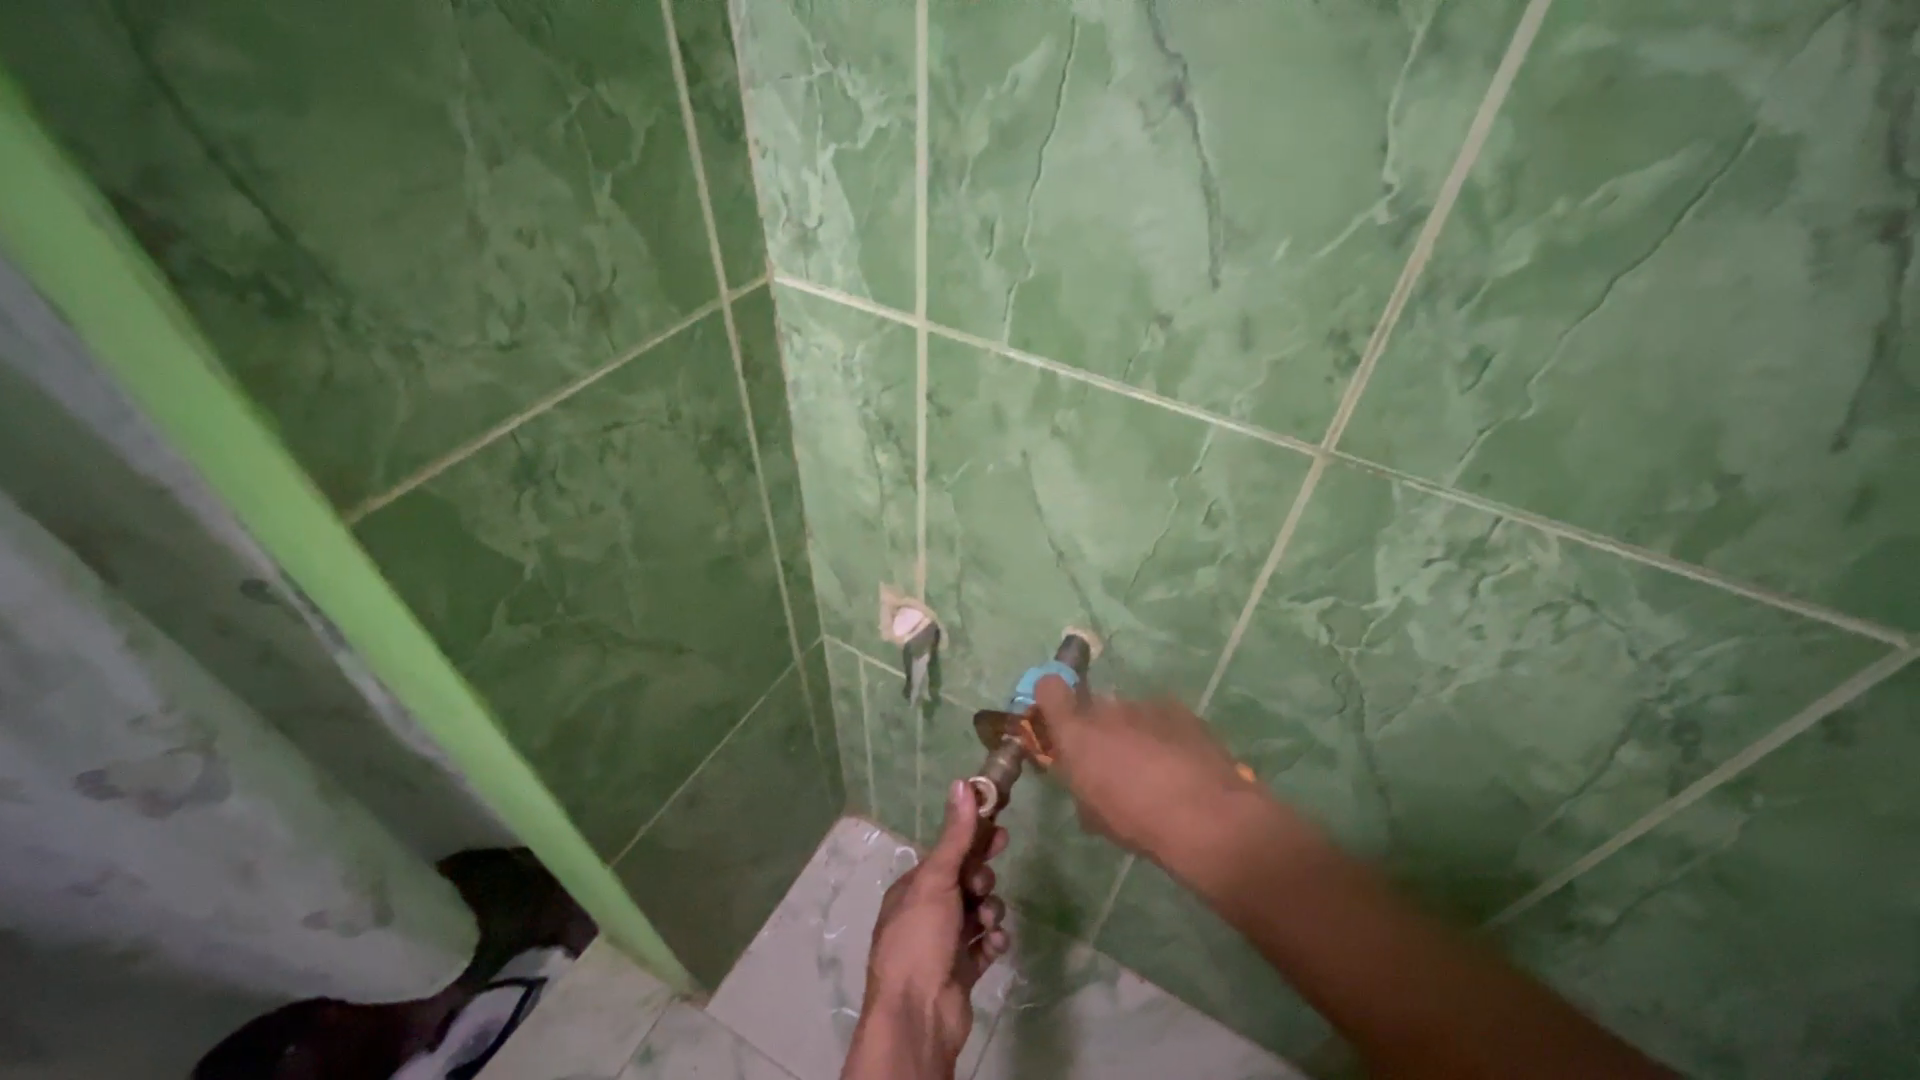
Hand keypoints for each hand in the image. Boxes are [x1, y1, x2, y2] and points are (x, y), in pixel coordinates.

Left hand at [847, 781, 1008, 1079]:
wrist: (918, 1013)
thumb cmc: (919, 938)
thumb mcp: (936, 879)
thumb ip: (955, 835)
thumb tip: (962, 782)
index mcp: (913, 887)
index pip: (949, 852)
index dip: (975, 840)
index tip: (1001, 830)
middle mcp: (926, 912)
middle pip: (965, 881)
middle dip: (982, 879)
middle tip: (985, 885)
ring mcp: (945, 942)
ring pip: (979, 912)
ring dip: (990, 911)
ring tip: (986, 921)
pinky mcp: (963, 969)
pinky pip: (986, 944)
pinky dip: (993, 940)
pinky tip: (994, 943)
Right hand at [1034, 676, 1271, 876]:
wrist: (1206, 817)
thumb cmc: (1138, 822)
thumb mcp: (1094, 815)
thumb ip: (1081, 786)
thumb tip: (1085, 779)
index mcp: (1077, 734)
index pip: (1049, 688)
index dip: (1052, 700)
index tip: (1059, 722)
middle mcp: (1107, 709)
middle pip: (1094, 707)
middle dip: (1099, 728)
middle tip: (1113, 762)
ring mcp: (1146, 706)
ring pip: (1129, 713)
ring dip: (1133, 732)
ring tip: (1153, 769)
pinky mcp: (1181, 710)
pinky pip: (1161, 718)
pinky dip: (1163, 734)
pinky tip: (1179, 764)